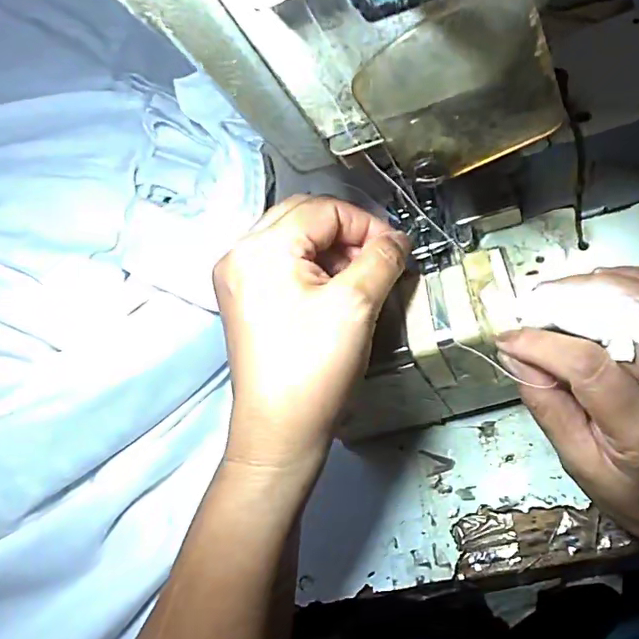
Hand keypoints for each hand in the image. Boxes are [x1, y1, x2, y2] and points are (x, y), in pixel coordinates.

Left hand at [212, 195, 409, 469]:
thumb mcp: (357, 305)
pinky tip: (340, 295)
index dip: (367, 224)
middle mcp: (241, 256)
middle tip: (381, 262)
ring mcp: (241, 280)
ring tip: (363, 282)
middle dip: (351, 234)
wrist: (281, 430)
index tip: (395, 251)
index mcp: (260, 249)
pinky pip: (287, 266)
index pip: (324, 209)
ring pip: (297, 241)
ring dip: (336, 252)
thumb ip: (382, 259)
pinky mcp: (249, 302)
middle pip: (306, 218)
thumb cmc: (312, 371)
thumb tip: (397, 240)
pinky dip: (319, 270)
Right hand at [497, 268, 638, 552]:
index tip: (510, 336)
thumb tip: (516, 353)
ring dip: (605, 286)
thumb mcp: (577, 462)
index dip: (545, 344)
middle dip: (577, 302)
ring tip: (562, 292)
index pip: (592, 368)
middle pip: (634, 322)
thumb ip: (548, 404)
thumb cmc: (629, 493)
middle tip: (535, 304)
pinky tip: (597, 289)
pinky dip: (631, 285)